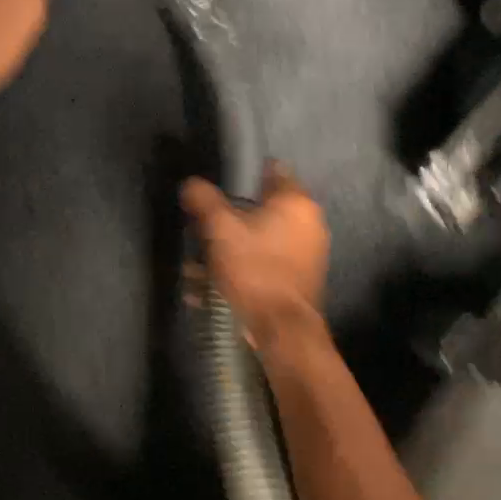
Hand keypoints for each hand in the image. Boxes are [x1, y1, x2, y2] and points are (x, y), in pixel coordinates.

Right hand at [182, 164, 330, 351]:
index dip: (241, 174)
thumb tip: (191, 183)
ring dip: (230, 248)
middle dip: (228, 218)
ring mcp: (308, 252)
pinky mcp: (300, 278)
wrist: (282, 330)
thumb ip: (204, 201)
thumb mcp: (220, 230)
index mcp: (296, 202)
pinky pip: (265, 262)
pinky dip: (242, 268)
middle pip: (261, 208)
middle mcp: (310, 222)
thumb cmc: (254, 269)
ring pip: (260, 238)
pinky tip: (213, 285)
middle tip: (201, 227)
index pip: (270, 170)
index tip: (216, 185)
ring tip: (198, 265)